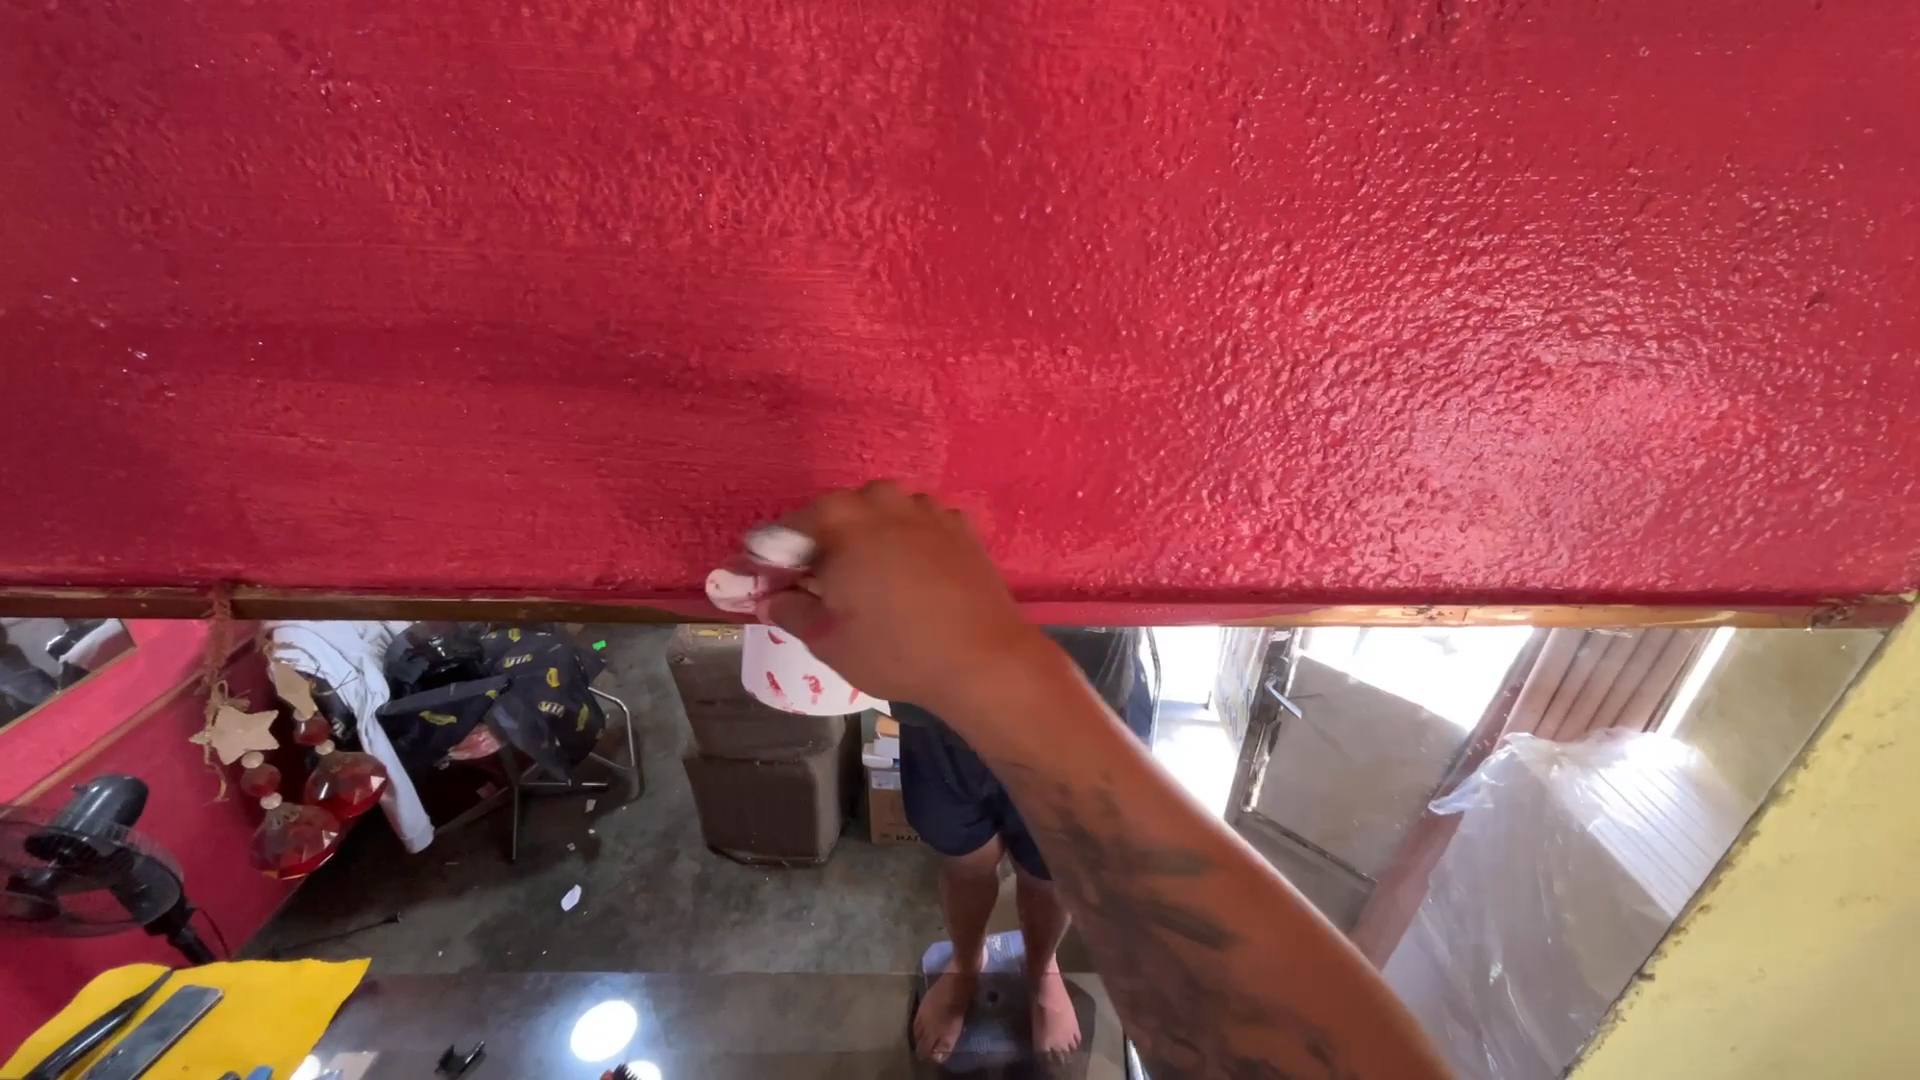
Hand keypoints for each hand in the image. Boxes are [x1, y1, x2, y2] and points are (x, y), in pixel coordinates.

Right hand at [755, 481, 1044, 708]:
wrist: (983, 658)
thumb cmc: (895, 649)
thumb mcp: (828, 639)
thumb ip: (791, 611)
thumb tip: (772, 599)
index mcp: (839, 518)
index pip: (786, 531)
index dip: (770, 558)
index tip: (766, 581)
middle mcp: (881, 499)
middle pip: (835, 516)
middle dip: (821, 545)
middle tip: (818, 585)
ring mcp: (926, 509)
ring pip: (880, 517)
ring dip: (867, 540)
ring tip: (868, 581)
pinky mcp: (960, 526)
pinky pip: (918, 527)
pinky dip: (906, 543)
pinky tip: (910, 576)